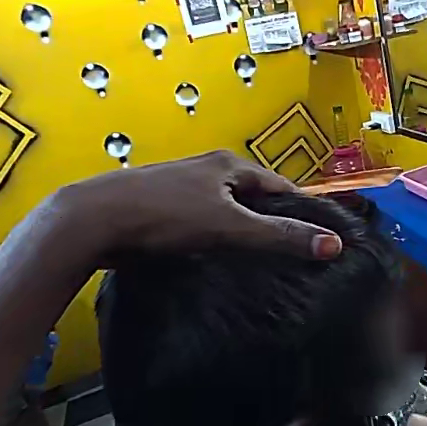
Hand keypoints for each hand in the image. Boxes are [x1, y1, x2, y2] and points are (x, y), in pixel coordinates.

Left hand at [54, 150, 342, 260]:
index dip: (300, 208)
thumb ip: (279, 235)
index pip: (279, 184)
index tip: (318, 234)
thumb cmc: (165, 214)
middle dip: (271, 220)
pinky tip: (216, 259)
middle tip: (291, 252)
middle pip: (252, 196)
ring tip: (259, 260)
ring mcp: (181, 187)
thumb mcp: (229, 226)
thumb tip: (332, 244)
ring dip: (241, 229)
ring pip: (225, 209)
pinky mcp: (161, 209)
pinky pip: (201, 222)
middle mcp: (207, 170)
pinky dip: (215, 237)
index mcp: (228, 165)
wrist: (94, 220)